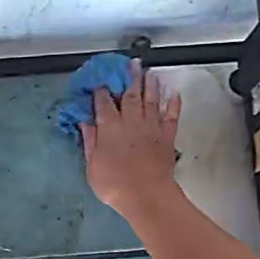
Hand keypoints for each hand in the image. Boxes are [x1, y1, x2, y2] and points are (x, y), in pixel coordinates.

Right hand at [80, 59, 181, 216]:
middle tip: (132, 64)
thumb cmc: (115, 184)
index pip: (103, 103)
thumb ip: (90, 142)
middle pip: (131, 94)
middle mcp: (131, 121)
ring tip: (150, 73)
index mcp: (110, 127)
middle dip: (130, 78)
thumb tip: (85, 123)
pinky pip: (172, 116)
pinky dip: (173, 104)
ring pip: (152, 100)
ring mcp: (152, 127)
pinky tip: (174, 94)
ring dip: (151, 85)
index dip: (100, 91)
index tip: (99, 83)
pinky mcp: (167, 137)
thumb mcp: (93, 165)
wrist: (147, 194)